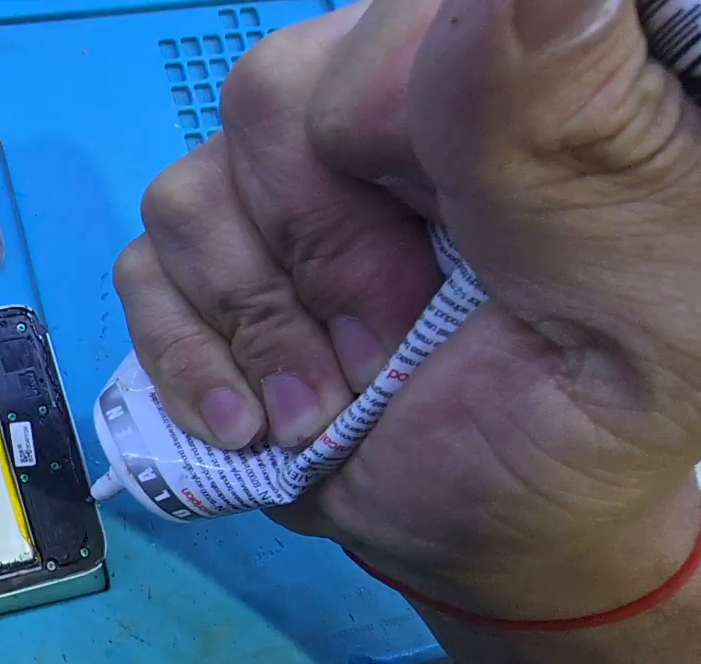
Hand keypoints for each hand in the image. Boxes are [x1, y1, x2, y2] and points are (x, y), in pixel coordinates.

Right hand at [114, 0, 700, 618]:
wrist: (452, 521)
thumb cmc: (565, 430)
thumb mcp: (624, 309)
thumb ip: (575, 150)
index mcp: (516, 91)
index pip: (386, 40)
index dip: (379, 162)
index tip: (433, 287)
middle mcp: (374, 120)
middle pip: (264, 103)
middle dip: (308, 256)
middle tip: (374, 352)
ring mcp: (265, 196)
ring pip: (181, 197)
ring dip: (243, 327)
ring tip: (312, 406)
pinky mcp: (193, 269)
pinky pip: (134, 275)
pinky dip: (181, 361)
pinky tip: (241, 419)